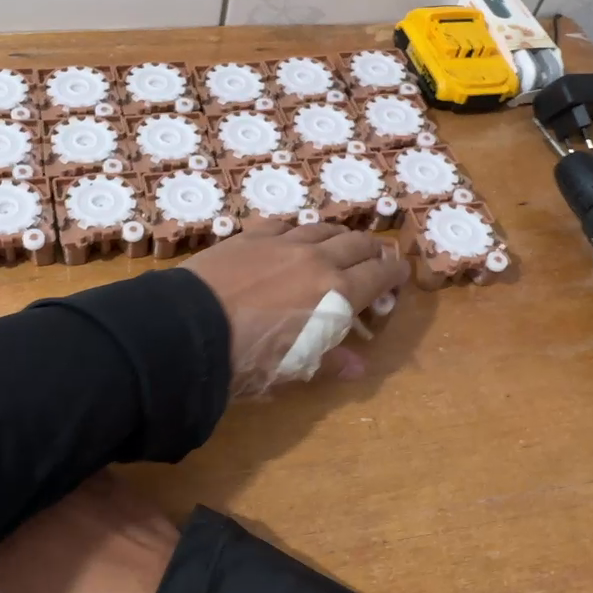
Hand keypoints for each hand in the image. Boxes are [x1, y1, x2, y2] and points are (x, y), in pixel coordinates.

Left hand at [182, 220, 407, 390]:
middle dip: (373, 250)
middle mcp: (318, 259)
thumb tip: (358, 366)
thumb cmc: (248, 358)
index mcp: (338, 294)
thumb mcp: (293, 368)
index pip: (379, 275)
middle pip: (358, 244)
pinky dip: (298, 229)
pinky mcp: (251, 235)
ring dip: (339, 235)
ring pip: (324, 228)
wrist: (191, 327)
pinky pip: (285, 223)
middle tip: (375, 258)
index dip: (395, 274)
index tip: (401, 273)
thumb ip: (329, 362)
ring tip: (341, 243)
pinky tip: (294, 236)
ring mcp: (283, 242)